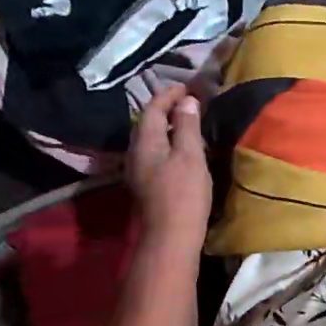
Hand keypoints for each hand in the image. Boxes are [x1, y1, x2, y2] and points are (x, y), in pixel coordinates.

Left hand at [127, 86, 211, 250]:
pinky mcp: (146, 185)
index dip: (170, 94)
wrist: (170, 238)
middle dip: (167, 109)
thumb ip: (187, 125)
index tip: (189, 87)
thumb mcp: (189, 154)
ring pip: (152, 139)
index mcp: (145, 141)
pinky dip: (169, 144)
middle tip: (190, 102)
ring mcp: (138, 170)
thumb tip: (186, 100)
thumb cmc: (182, 193)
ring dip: (169, 127)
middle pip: (149, 123)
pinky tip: (183, 150)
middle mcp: (135, 152)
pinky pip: (155, 154)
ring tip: (189, 123)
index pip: (153, 108)